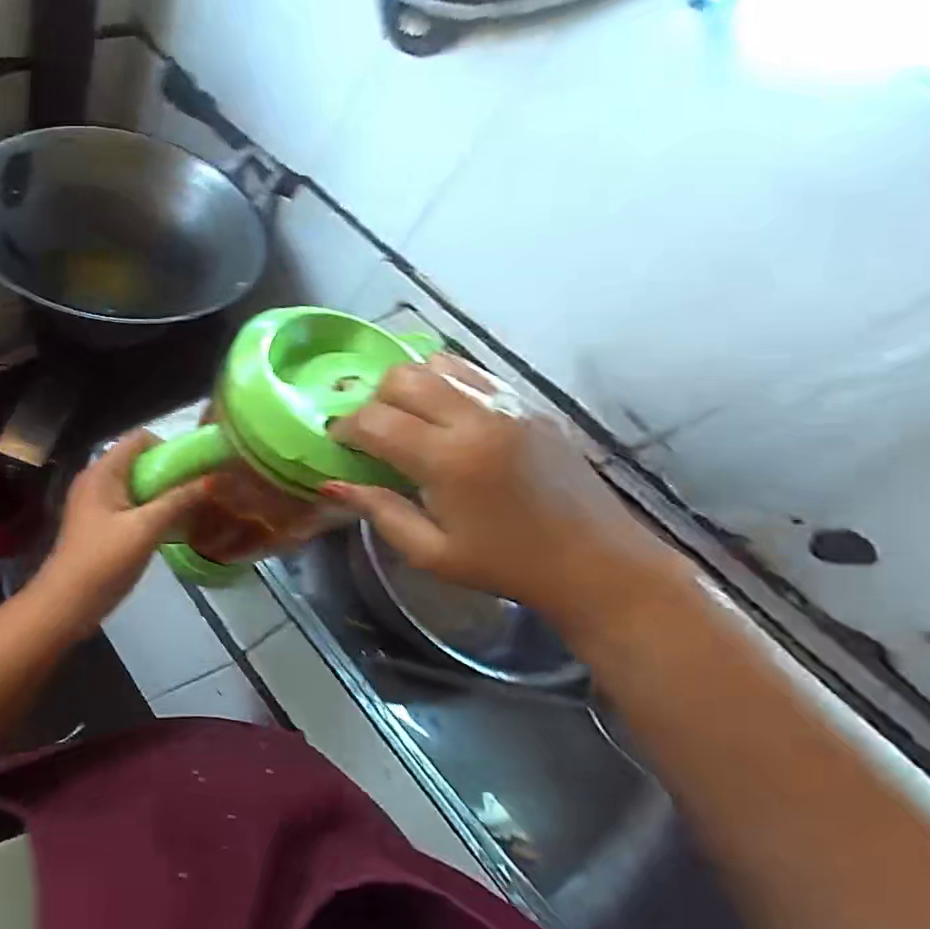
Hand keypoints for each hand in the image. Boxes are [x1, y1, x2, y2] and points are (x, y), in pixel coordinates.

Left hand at [29, 430, 203, 626]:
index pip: (139, 438)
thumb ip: (179, 500)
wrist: (66, 603)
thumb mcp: (146, 528)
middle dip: (169, 471)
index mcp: (102, 472)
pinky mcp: (97, 523)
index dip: (169, 446)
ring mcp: (94, 503)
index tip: (196, 467)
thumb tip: (214, 478)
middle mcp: (95, 480)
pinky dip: (149, 508)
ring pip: (134, 484)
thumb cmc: (104, 561)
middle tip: (199, 489)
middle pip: (138, 460)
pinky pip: (128, 504)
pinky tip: (170, 526)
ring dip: (161, 492)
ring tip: (191, 506)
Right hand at [323, 355, 688, 635]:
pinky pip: (473, 373)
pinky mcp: (531, 403)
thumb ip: (379, 512)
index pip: (375, 420)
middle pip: (403, 376)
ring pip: (437, 363)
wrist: (597, 562)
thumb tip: (332, 485)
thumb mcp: (431, 553)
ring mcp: (509, 404)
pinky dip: (445, 383)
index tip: (338, 442)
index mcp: (449, 459)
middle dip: (373, 399)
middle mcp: (478, 418)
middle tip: (372, 432)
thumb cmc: (506, 565)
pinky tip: (444, 416)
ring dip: (409, 385)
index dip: (345, 427)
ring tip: (408, 418)